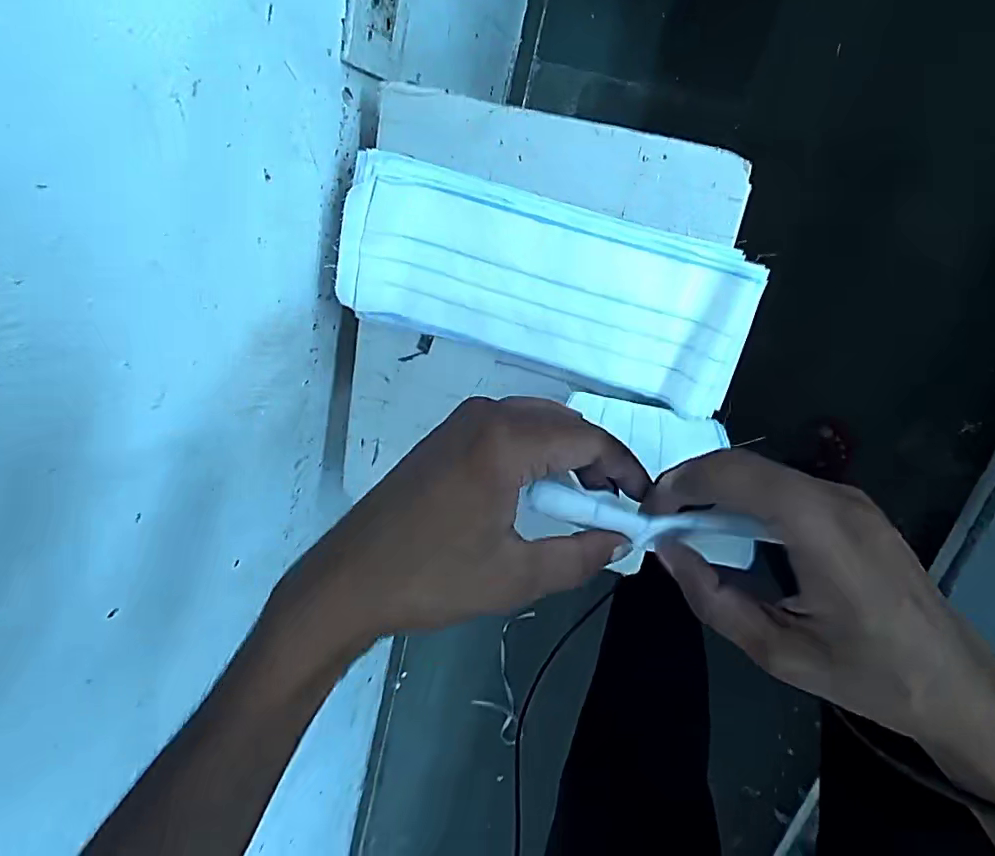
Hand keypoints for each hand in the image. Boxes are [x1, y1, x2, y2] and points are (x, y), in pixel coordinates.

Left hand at [283, 396, 648, 646]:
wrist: (350, 577)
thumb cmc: (433, 578)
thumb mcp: (517, 575)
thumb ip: (580, 555)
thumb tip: (620, 541)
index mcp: (506, 442)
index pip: (587, 439)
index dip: (624, 468)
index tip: (643, 500)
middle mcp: (486, 415)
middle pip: (564, 422)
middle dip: (598, 458)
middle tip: (614, 503)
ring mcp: (461, 420)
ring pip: (536, 420)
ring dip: (566, 451)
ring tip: (581, 499)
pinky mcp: (446, 434)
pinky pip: (507, 426)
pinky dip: (535, 448)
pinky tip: (538, 487)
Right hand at [645, 449, 994, 746]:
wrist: (958, 684)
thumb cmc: (869, 674)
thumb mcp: (778, 651)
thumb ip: (714, 599)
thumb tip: (668, 551)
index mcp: (821, 529)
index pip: (737, 475)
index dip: (685, 482)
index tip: (651, 510)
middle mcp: (835, 498)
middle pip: (745, 465)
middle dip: (693, 480)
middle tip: (660, 514)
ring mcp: (849, 497)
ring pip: (763, 470)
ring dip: (717, 484)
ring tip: (685, 518)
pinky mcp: (853, 505)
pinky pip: (784, 484)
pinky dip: (745, 493)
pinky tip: (730, 522)